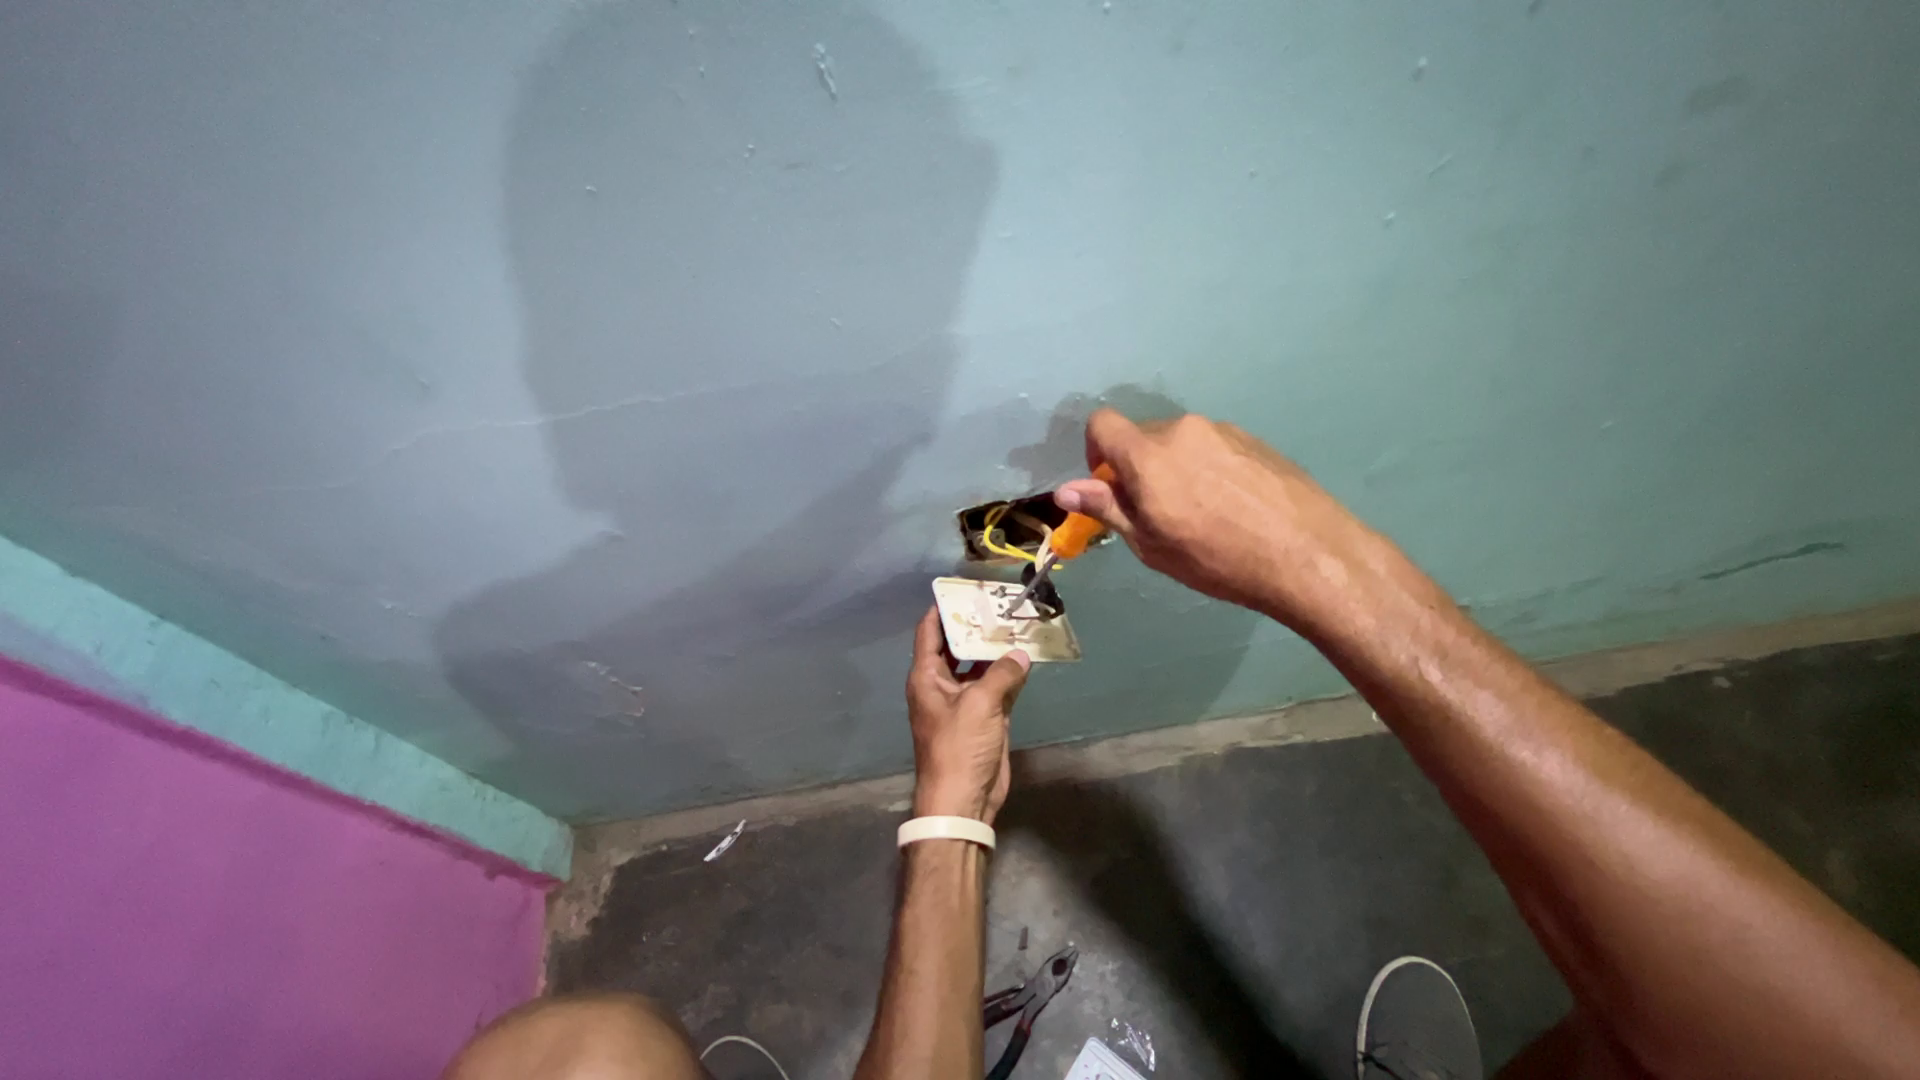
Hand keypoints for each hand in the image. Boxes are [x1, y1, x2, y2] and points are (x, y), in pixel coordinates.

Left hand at [905, 606, 1029, 824]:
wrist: (963, 799)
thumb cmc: (959, 747)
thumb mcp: (979, 704)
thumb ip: (1001, 674)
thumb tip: (1020, 654)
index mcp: (927, 677)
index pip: (930, 632)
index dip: (943, 609)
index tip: (962, 588)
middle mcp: (942, 685)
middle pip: (957, 646)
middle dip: (976, 626)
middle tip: (1001, 602)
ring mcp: (964, 702)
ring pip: (979, 666)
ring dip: (996, 650)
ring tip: (1019, 623)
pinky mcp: (984, 718)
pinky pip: (997, 687)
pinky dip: (1010, 674)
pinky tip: (1028, 657)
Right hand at [1054, 409, 1395, 632]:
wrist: (1307, 554)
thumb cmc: (1216, 559)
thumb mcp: (1151, 544)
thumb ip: (1107, 509)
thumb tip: (1065, 490)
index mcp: (1149, 454)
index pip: (1102, 423)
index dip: (1095, 451)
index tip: (1108, 485)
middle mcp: (1183, 429)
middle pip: (1142, 436)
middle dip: (1138, 466)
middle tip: (1158, 512)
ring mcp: (1222, 431)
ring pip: (1180, 442)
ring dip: (1175, 468)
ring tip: (1202, 513)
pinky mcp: (1253, 440)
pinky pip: (1212, 446)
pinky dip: (1207, 468)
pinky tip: (1233, 506)